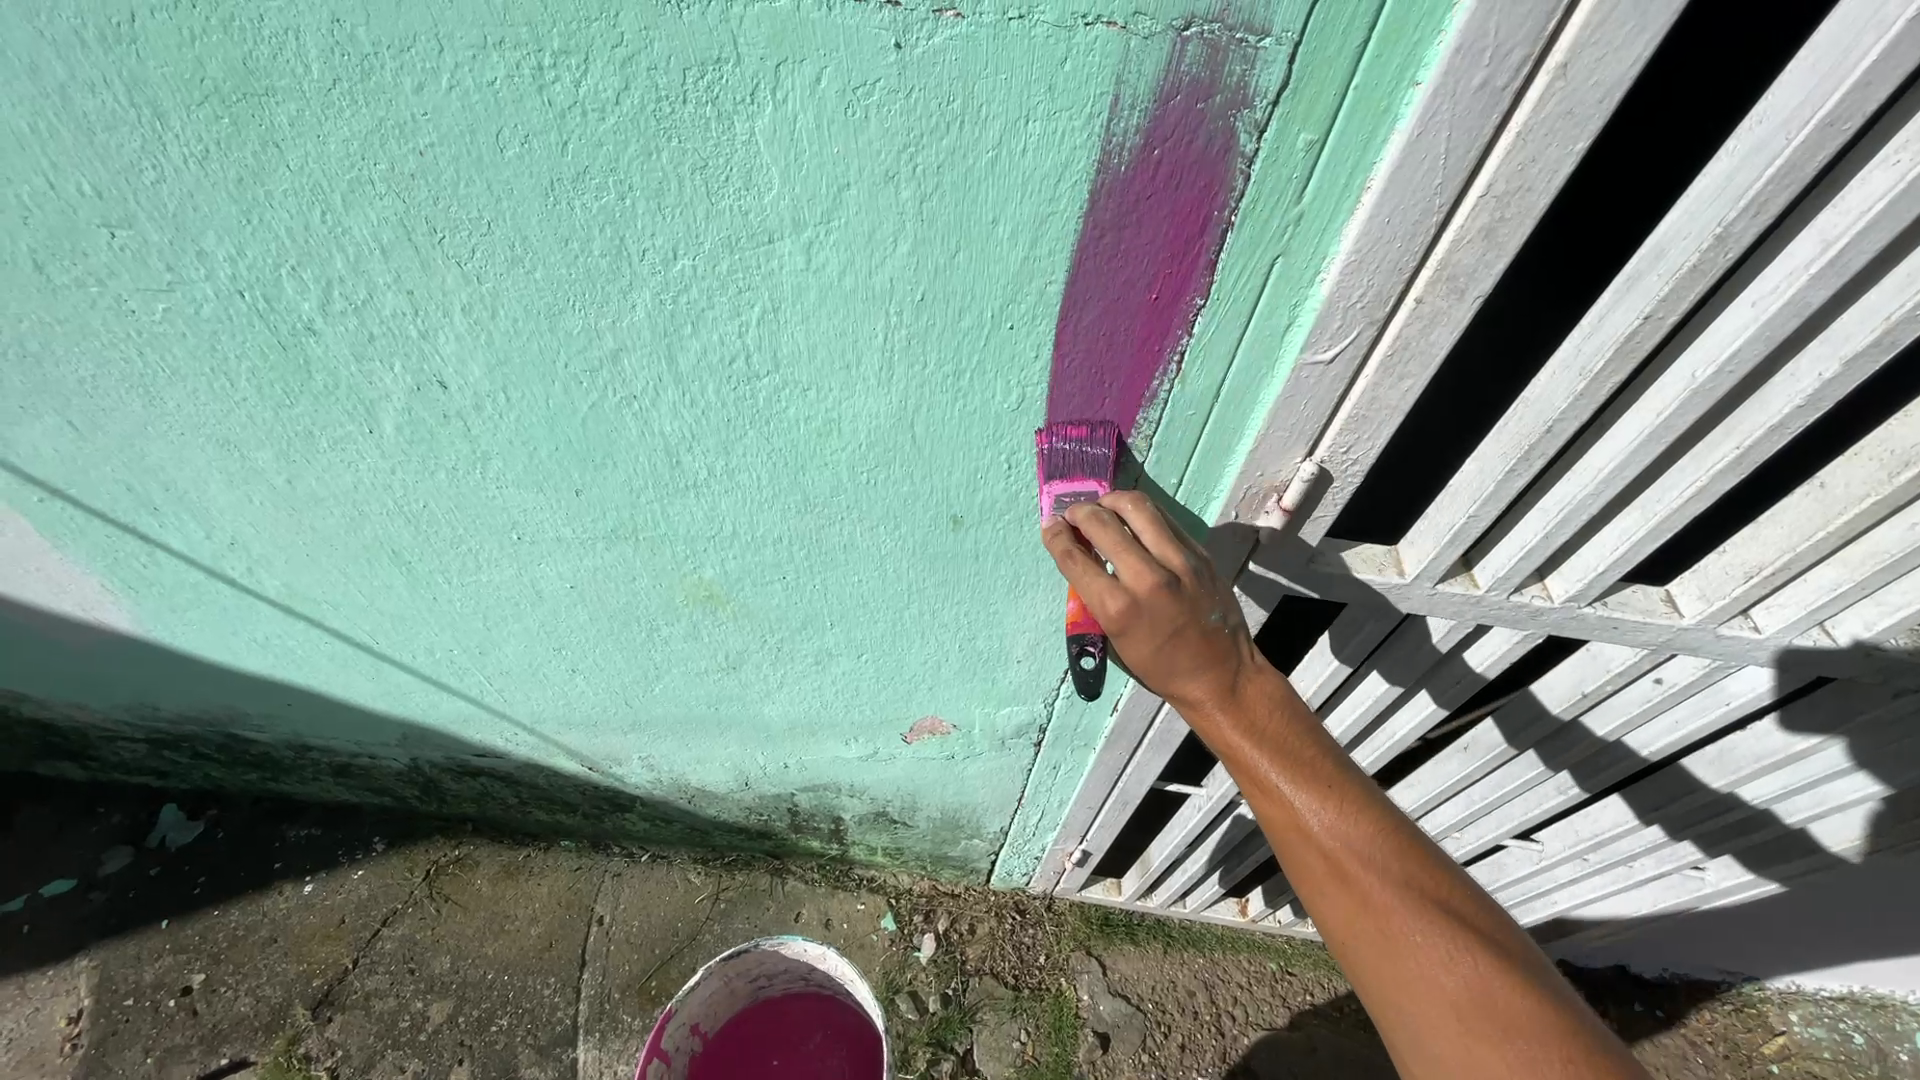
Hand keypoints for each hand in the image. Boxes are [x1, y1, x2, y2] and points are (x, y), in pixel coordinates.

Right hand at [1040, 491, 1267, 717]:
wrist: (1220, 675)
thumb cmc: (1159, 667)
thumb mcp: (1114, 639)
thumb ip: (1095, 595)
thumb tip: (1079, 555)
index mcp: (1117, 608)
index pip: (1075, 557)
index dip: (1055, 535)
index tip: (1051, 525)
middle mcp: (1147, 579)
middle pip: (1101, 523)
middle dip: (1079, 513)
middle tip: (1074, 515)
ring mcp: (1178, 562)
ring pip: (1136, 507)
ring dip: (1110, 501)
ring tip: (1103, 507)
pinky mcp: (1200, 554)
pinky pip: (1164, 518)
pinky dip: (1140, 513)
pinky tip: (1132, 518)